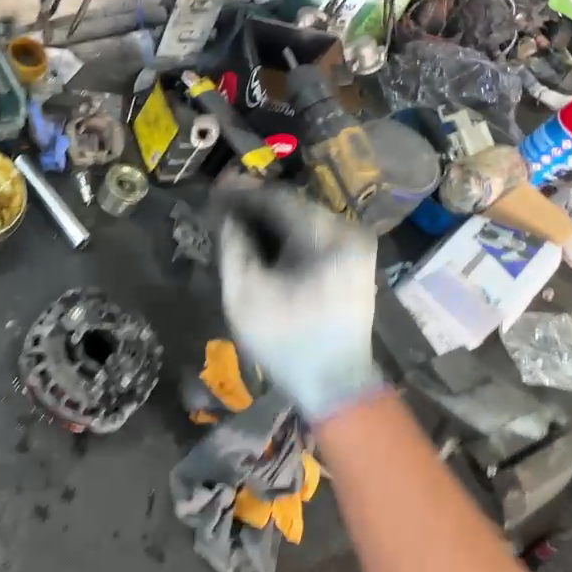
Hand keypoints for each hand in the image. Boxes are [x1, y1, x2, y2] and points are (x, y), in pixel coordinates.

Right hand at [217, 190, 383, 422]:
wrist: (334, 384)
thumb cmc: (287, 342)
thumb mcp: (245, 296)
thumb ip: (234, 249)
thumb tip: (228, 219)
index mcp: (328, 238)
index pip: (279, 199)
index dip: (243, 192)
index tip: (216, 187)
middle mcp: (349, 234)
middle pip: (294, 207)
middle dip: (256, 205)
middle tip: (222, 204)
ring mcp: (356, 250)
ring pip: (304, 221)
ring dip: (271, 221)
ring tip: (236, 220)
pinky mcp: (353, 265)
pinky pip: (314, 238)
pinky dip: (287, 237)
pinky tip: (263, 241)